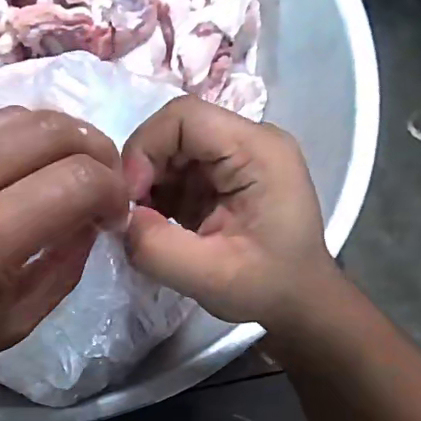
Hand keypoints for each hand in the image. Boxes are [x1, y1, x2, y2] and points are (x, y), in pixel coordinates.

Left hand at [0, 107, 126, 395]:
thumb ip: (64, 267)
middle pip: (56, 128)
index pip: (80, 178)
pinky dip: (22, 135)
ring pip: (21, 113)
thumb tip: (91, 222)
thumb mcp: (14, 323)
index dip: (114, 192)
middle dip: (98, 151)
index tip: (114, 217)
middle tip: (105, 184)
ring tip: (71, 169)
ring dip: (62, 134)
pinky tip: (27, 166)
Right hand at [120, 96, 334, 328]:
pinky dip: (159, 196)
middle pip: (175, 130)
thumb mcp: (210, 277)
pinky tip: (158, 225)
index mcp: (258, 151)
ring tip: (144, 224)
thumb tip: (121, 220)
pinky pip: (179, 171)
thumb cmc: (267, 288)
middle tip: (130, 215)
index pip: (184, 116)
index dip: (145, 149)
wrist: (299, 304)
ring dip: (149, 185)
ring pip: (172, 150)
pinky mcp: (224, 178)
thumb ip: (156, 247)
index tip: (130, 198)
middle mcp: (249, 142)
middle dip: (143, 169)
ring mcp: (236, 159)